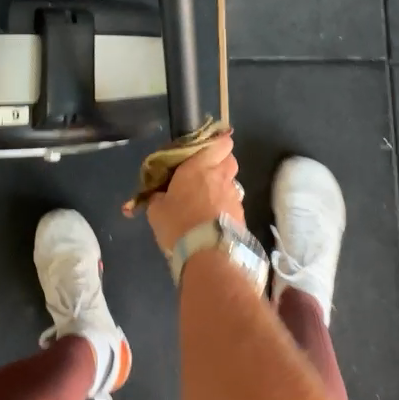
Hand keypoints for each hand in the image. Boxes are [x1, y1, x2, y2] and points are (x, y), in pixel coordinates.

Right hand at [143, 135, 244, 252]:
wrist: (208, 256)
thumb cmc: (178, 224)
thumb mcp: (156, 209)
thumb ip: (159, 196)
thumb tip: (159, 195)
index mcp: (199, 166)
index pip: (220, 143)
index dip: (217, 143)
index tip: (206, 149)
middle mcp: (220, 177)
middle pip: (230, 160)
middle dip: (221, 164)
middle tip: (205, 175)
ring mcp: (234, 197)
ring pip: (232, 183)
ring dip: (223, 189)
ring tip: (208, 204)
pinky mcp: (241, 217)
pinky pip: (234, 205)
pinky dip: (226, 209)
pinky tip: (214, 222)